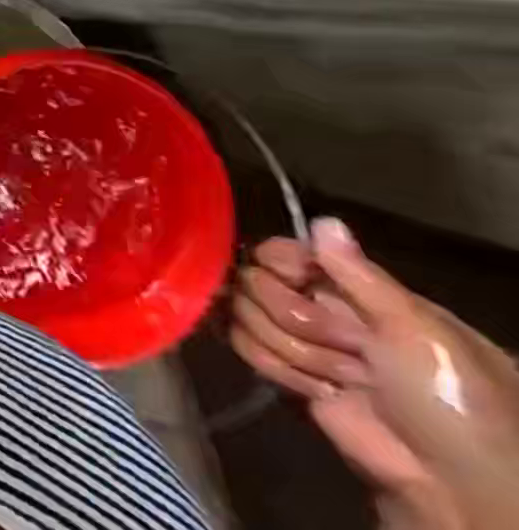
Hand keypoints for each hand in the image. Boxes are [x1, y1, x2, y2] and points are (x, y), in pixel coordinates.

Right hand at [232, 218, 518, 529]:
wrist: (453, 477)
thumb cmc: (451, 396)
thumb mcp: (420, 331)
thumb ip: (362, 275)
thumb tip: (323, 219)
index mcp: (356, 289)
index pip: (281, 251)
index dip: (278, 262)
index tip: (295, 278)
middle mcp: (321, 307)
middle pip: (255, 284)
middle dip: (296, 320)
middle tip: (351, 349)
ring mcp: (299, 339)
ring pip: (246, 318)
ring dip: (296, 352)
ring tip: (347, 379)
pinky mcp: (283, 369)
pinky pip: (244, 348)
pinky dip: (280, 370)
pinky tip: (320, 390)